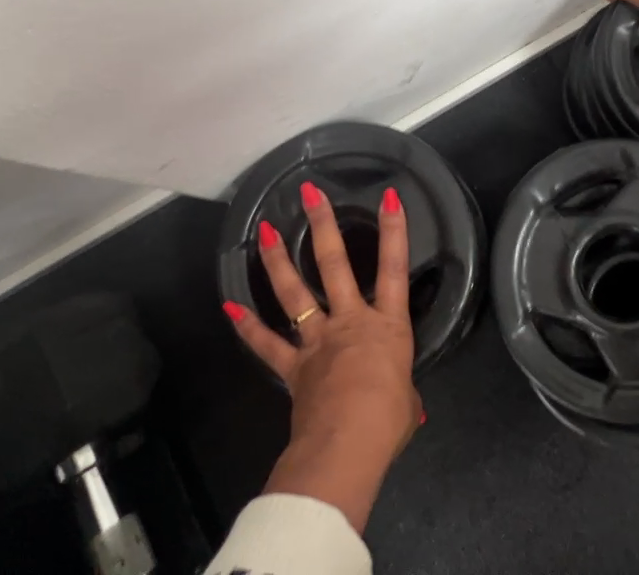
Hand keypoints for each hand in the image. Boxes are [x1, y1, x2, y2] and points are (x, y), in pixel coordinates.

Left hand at [225, 182, 420, 533]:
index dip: (395, 231)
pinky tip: (230, 306)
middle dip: (324, 225)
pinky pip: (266, 343)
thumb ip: (399, 387)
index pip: (395, 269)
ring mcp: (317, 340)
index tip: (389, 196)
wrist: (346, 445)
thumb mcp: (408, 401)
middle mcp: (351, 321)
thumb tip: (397, 397)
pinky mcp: (293, 366)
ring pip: (295, 291)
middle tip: (310, 193)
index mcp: (388, 327)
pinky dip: (248, 326)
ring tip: (265, 230)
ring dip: (278, 259)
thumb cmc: (387, 422)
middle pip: (335, 264)